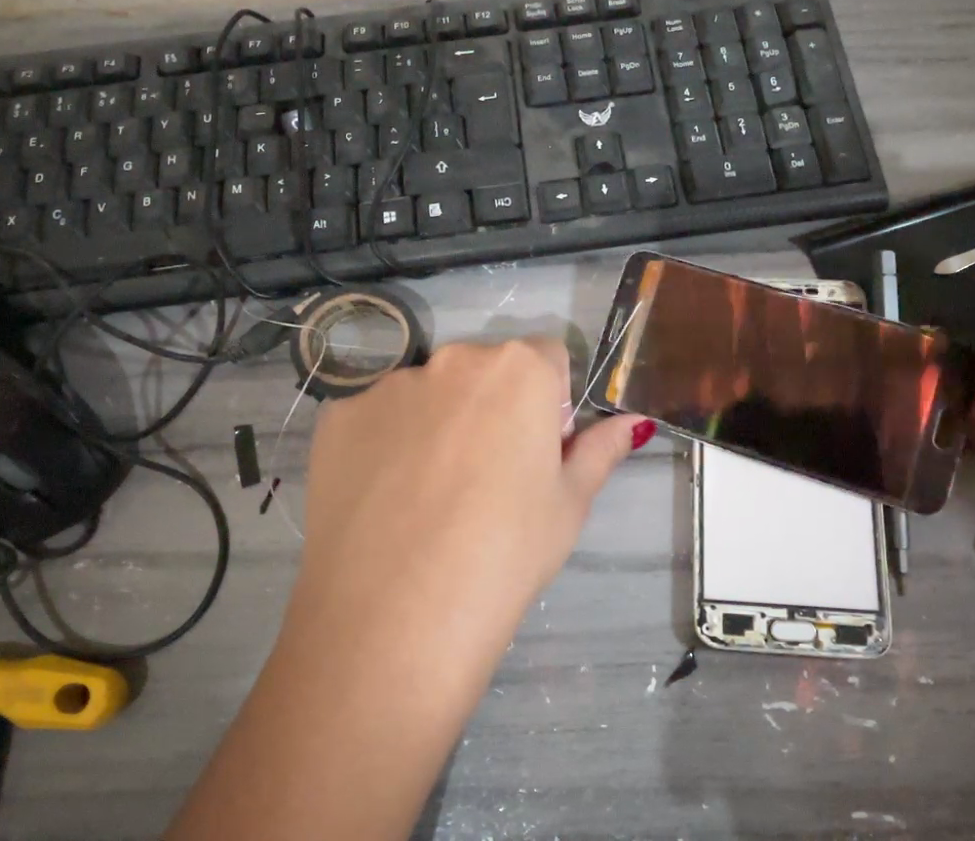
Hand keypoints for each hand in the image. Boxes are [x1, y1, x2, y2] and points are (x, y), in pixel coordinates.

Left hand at [170, 344, 650, 840]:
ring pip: (427, 394)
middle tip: (487, 482)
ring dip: (437, 424)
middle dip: (493, 409)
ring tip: (429, 501)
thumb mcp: (569, 505)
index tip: (537, 456)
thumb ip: (601, 450)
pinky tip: (387, 502)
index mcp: (519, 369)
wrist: (395, 615)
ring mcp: (389, 386)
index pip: (548, 359)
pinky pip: (376, 419)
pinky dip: (386, 446)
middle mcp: (452, 359)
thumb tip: (635, 423)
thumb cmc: (506, 554)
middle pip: (484, 371)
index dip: (550, 406)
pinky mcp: (339, 417)